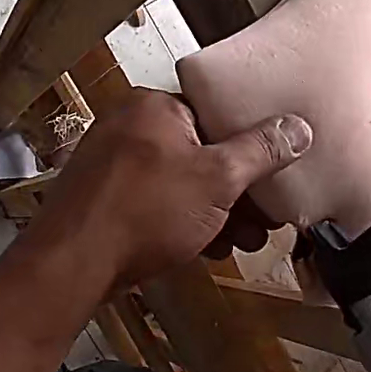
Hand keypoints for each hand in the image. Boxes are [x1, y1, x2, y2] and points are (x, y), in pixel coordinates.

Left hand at [19, 91, 310, 289]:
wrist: (73, 264)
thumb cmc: (143, 212)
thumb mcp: (218, 179)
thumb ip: (261, 152)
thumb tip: (297, 128)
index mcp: (153, 107)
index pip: (217, 114)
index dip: (252, 147)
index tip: (276, 175)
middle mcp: (128, 128)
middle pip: (199, 154)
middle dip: (238, 192)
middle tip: (266, 219)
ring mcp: (111, 165)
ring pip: (178, 184)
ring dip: (216, 213)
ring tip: (245, 240)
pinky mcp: (103, 200)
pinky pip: (154, 204)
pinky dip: (182, 223)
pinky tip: (208, 249)